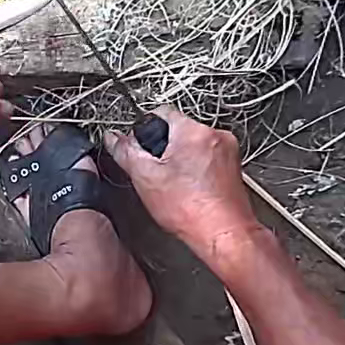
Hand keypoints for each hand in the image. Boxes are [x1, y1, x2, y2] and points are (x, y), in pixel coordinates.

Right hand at [105, 107, 264, 262]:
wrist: (222, 232)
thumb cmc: (191, 208)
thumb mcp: (144, 176)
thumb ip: (125, 151)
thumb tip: (112, 138)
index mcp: (194, 131)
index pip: (160, 112)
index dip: (142, 129)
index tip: (136, 145)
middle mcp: (216, 136)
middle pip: (176, 130)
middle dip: (161, 147)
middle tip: (153, 171)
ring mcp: (227, 152)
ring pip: (191, 145)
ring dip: (177, 159)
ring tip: (171, 184)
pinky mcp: (232, 167)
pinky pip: (204, 159)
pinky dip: (192, 170)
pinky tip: (185, 190)